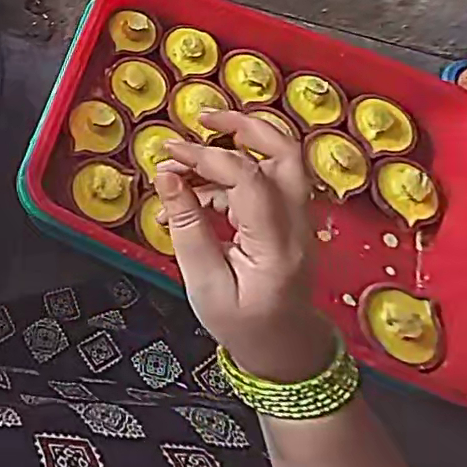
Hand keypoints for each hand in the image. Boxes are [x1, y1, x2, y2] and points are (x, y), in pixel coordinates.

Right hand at [154, 110, 334, 382]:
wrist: (286, 349)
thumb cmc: (244, 325)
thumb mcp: (204, 284)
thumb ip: (187, 228)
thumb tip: (167, 176)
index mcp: (277, 246)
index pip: (249, 179)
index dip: (206, 156)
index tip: (167, 154)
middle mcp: (297, 224)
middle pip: (287, 152)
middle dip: (244, 125)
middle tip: (202, 117)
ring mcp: (298, 218)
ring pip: (280, 158)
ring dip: (235, 144)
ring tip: (183, 159)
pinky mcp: (289, 217)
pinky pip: (264, 178)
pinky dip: (230, 172)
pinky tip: (195, 190)